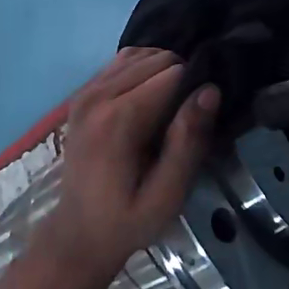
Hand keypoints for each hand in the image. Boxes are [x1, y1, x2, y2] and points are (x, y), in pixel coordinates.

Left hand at [37, 48, 219, 281]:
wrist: (78, 235)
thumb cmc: (127, 220)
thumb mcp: (167, 196)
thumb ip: (188, 142)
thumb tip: (210, 90)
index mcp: (117, 120)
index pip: (174, 72)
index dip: (194, 91)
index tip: (197, 123)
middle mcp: (97, 95)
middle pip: (159, 58)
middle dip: (181, 80)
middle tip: (184, 120)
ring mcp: (86, 91)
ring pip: (142, 53)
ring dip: (163, 72)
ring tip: (170, 109)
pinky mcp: (83, 92)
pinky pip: (123, 60)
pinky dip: (144, 70)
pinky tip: (150, 98)